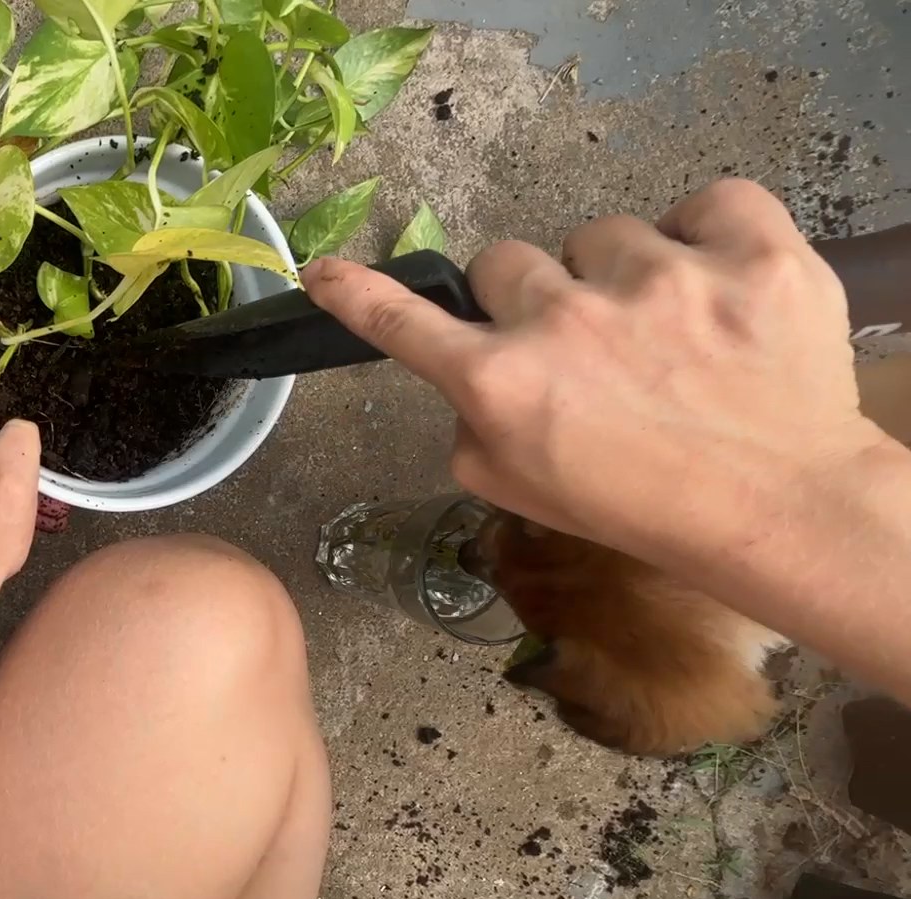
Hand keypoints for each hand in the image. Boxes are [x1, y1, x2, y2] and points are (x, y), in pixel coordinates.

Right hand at [303, 178, 891, 564]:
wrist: (769, 506)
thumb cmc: (618, 503)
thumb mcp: (500, 480)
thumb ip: (466, 416)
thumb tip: (477, 374)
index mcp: (494, 380)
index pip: (399, 322)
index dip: (353, 293)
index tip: (318, 272)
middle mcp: (561, 319)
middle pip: (502, 260)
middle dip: (521, 296)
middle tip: (564, 339)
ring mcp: (659, 278)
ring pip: (599, 235)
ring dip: (608, 273)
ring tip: (651, 323)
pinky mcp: (755, 255)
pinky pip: (708, 202)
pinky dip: (702, 234)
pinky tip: (709, 279)